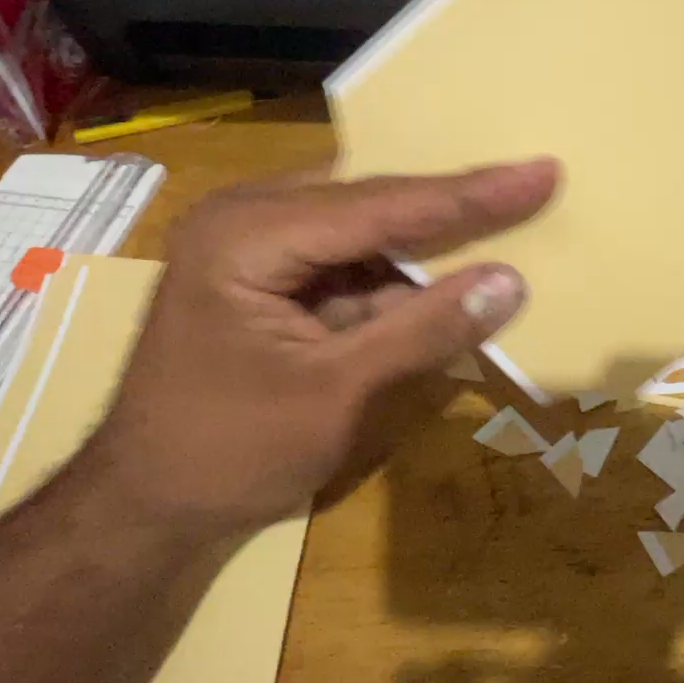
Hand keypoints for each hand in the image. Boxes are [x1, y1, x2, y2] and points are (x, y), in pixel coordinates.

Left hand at [77, 160, 558, 536]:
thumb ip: (423, 330)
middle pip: (374, 202)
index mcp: (246, 234)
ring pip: (368, 228)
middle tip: (532, 184)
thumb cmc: (227, 454)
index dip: (468, 195)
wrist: (143, 510)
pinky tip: (455, 271)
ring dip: (432, 239)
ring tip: (510, 218)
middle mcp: (248, 218)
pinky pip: (353, 260)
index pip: (380, 205)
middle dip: (454, 204)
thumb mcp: (334, 395)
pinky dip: (403, 274)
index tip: (540, 172)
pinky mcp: (273, 277)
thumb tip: (511, 281)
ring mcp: (257, 246)